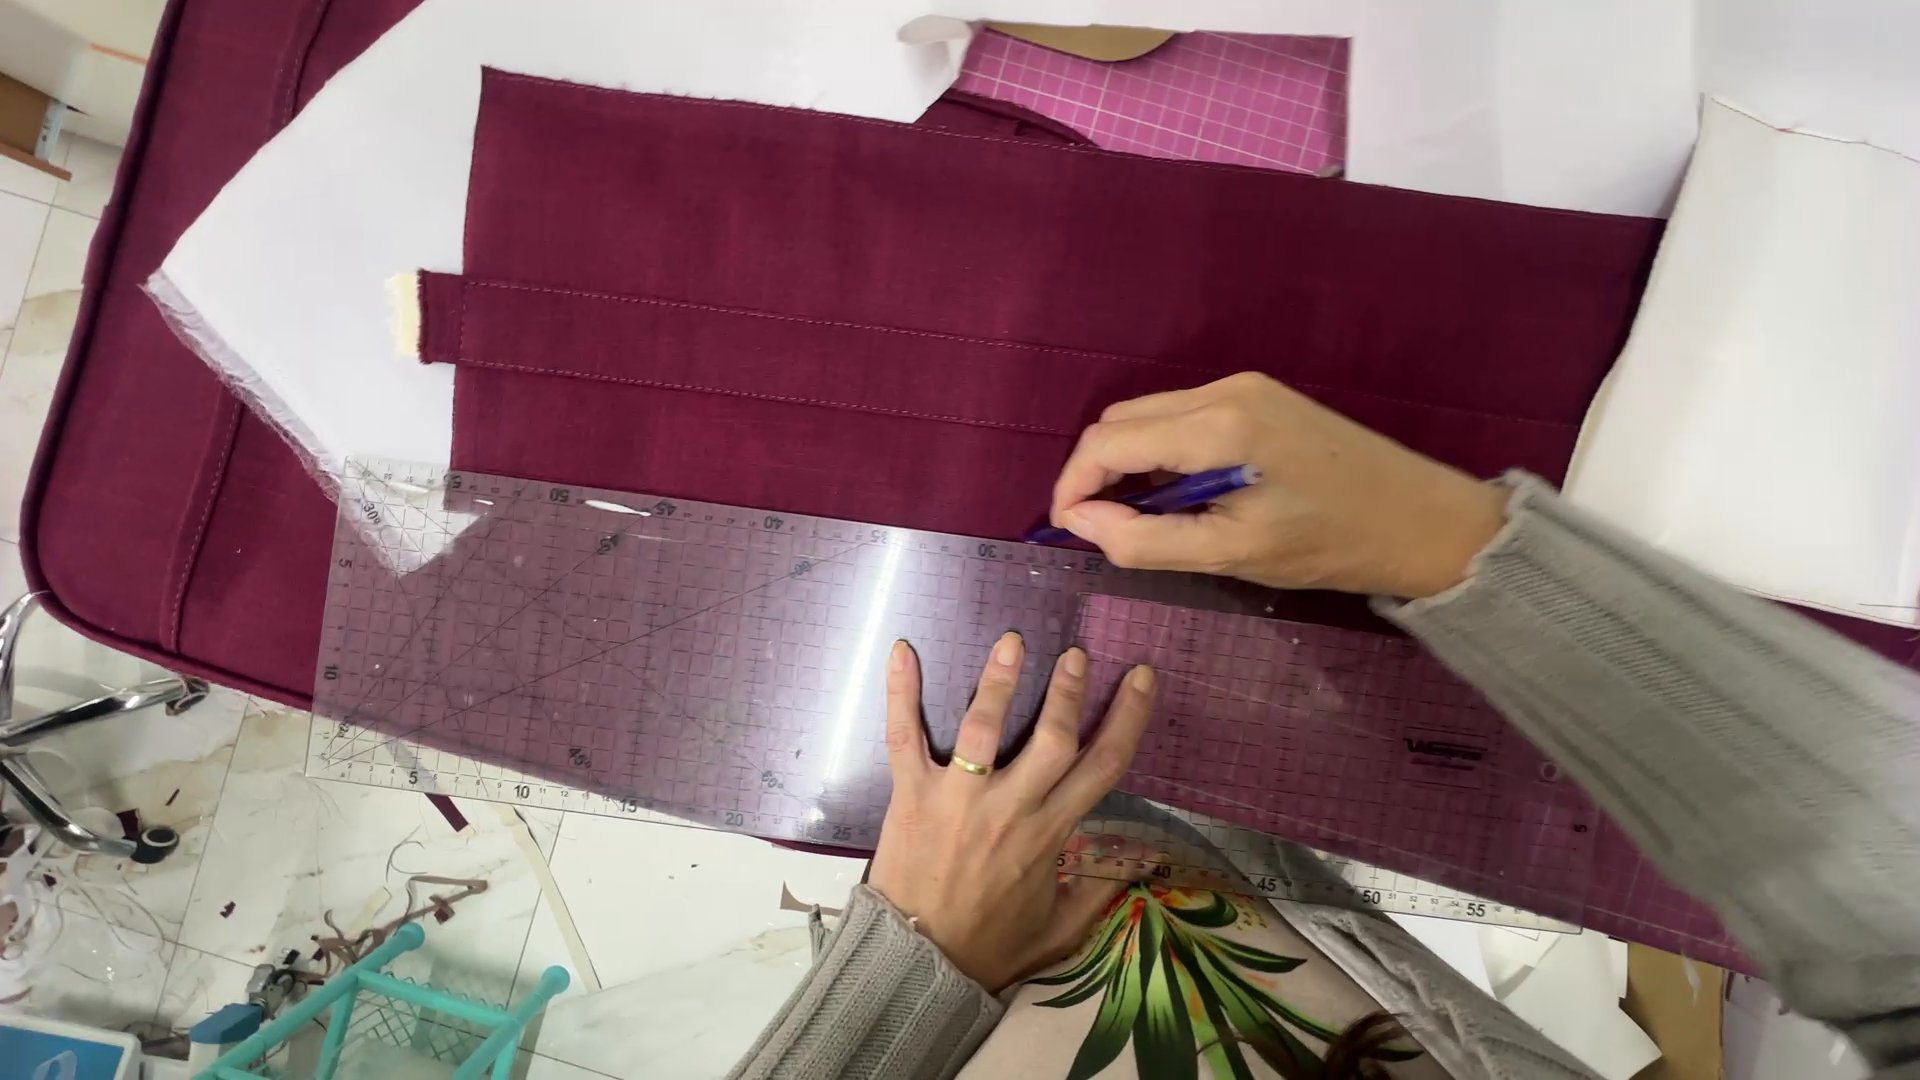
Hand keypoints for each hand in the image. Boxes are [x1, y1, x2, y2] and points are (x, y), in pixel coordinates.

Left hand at [868, 633, 1156, 992]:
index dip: (1128, 719)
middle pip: (1053, 740)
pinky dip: (902, 692)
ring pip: (984, 729)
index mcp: (1051, 834)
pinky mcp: (912, 792)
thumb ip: (1099, 896)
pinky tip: (903, 651)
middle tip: (1077, 653)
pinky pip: (905, 736)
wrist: (917, 966)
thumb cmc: (990, 944)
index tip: (1140, 678)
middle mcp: (1011, 809)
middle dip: (1069, 693)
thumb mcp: (1058, 930)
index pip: (1103, 767)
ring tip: (1012, 642)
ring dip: (1000, 683)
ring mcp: (958, 798)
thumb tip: (1144, 866)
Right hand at [1049, 373, 1506, 597]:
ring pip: (1146, 414)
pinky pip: (1177, 414)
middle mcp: (1221, 391)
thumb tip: (1077, 521)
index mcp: (1215, 428)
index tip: (1066, 527)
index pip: (1107, 442)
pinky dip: (1156, 449)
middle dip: (1094, 471)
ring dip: (1124, 460)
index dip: (1072, 484)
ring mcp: (1241, 386)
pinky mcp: (1256, 393)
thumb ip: (1142, 540)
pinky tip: (1174, 486)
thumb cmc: (1325, 545)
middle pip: (1120, 420)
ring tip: (1138, 511)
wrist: (1421, 519)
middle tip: (1100, 525)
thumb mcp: (1227, 554)